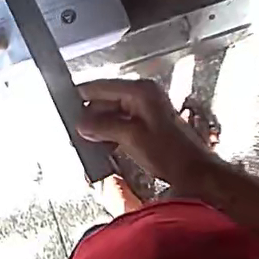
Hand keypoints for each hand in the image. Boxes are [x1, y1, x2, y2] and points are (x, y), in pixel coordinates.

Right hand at [77, 79, 217, 193]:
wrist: (195, 171)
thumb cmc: (170, 153)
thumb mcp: (131, 138)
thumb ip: (104, 127)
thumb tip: (81, 122)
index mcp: (140, 91)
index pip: (101, 87)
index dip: (82, 96)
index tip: (63, 106)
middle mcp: (143, 94)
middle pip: (106, 99)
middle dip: (91, 116)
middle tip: (76, 134)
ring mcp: (146, 107)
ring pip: (113, 112)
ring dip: (101, 127)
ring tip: (88, 142)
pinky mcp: (148, 121)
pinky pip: (122, 121)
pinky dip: (112, 132)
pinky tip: (104, 145)